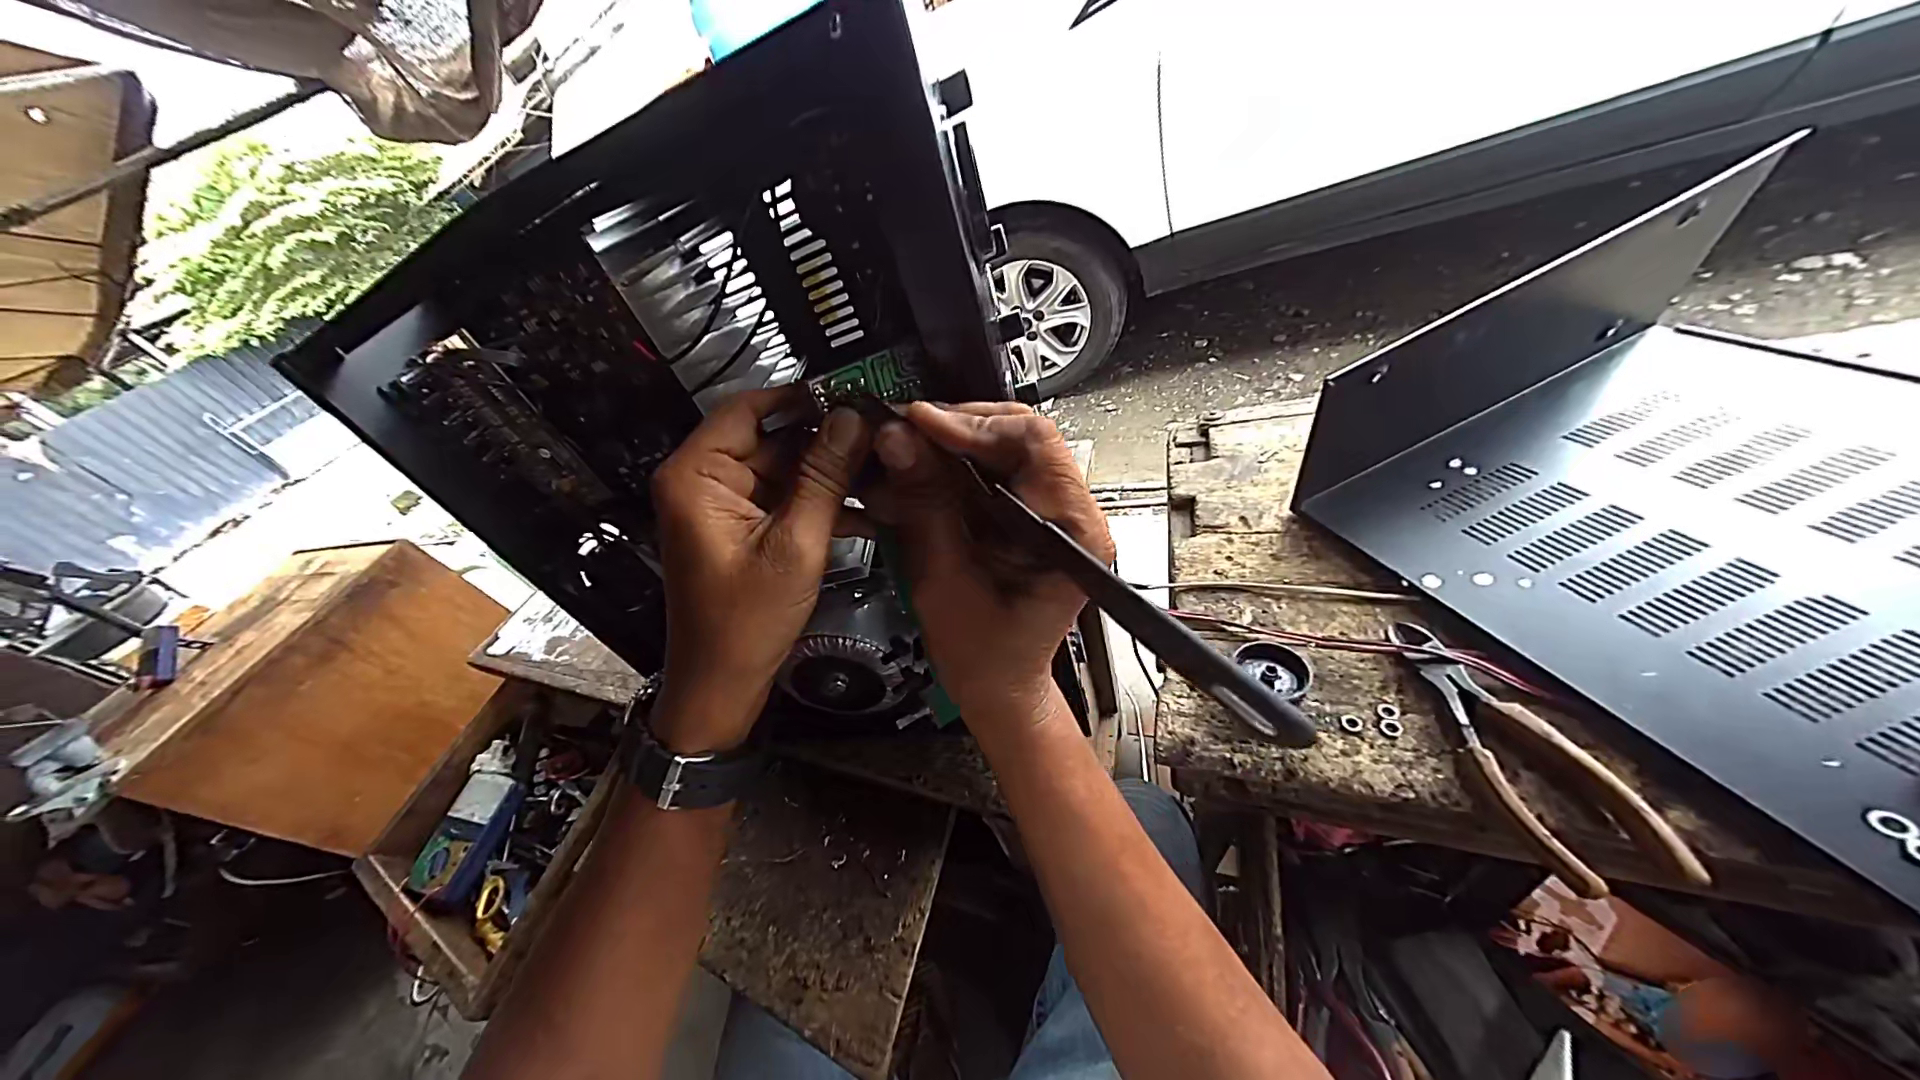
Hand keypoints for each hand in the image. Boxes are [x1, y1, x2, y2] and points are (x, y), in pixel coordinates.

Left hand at [649, 390, 869, 751]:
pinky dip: (820, 502)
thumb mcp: (796, 545)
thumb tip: (851, 420)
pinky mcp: (745, 527)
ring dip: (831, 475)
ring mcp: (726, 505)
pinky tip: (864, 511)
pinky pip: (786, 498)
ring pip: (787, 468)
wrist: (722, 685)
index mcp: (697, 476)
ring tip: (882, 475)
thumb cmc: (744, 624)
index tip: (852, 396)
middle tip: (880, 438)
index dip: (803, 398)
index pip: (750, 407)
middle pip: (774, 438)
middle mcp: (705, 481)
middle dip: (828, 442)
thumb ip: (824, 479)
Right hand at [868, 402, 1113, 731]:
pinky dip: (949, 464)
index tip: (920, 422)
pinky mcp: (1025, 513)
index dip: (972, 424)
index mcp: (1073, 533)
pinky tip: (917, 470)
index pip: (1035, 443)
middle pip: (1019, 435)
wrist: (999, 684)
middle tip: (903, 430)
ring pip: (1000, 446)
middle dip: (955, 427)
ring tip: (904, 449)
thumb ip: (924, 505)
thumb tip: (901, 440)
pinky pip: (988, 470)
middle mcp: (1071, 514)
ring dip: (948, 444)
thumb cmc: (988, 655)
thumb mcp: (944, 581)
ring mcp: (1049, 511)